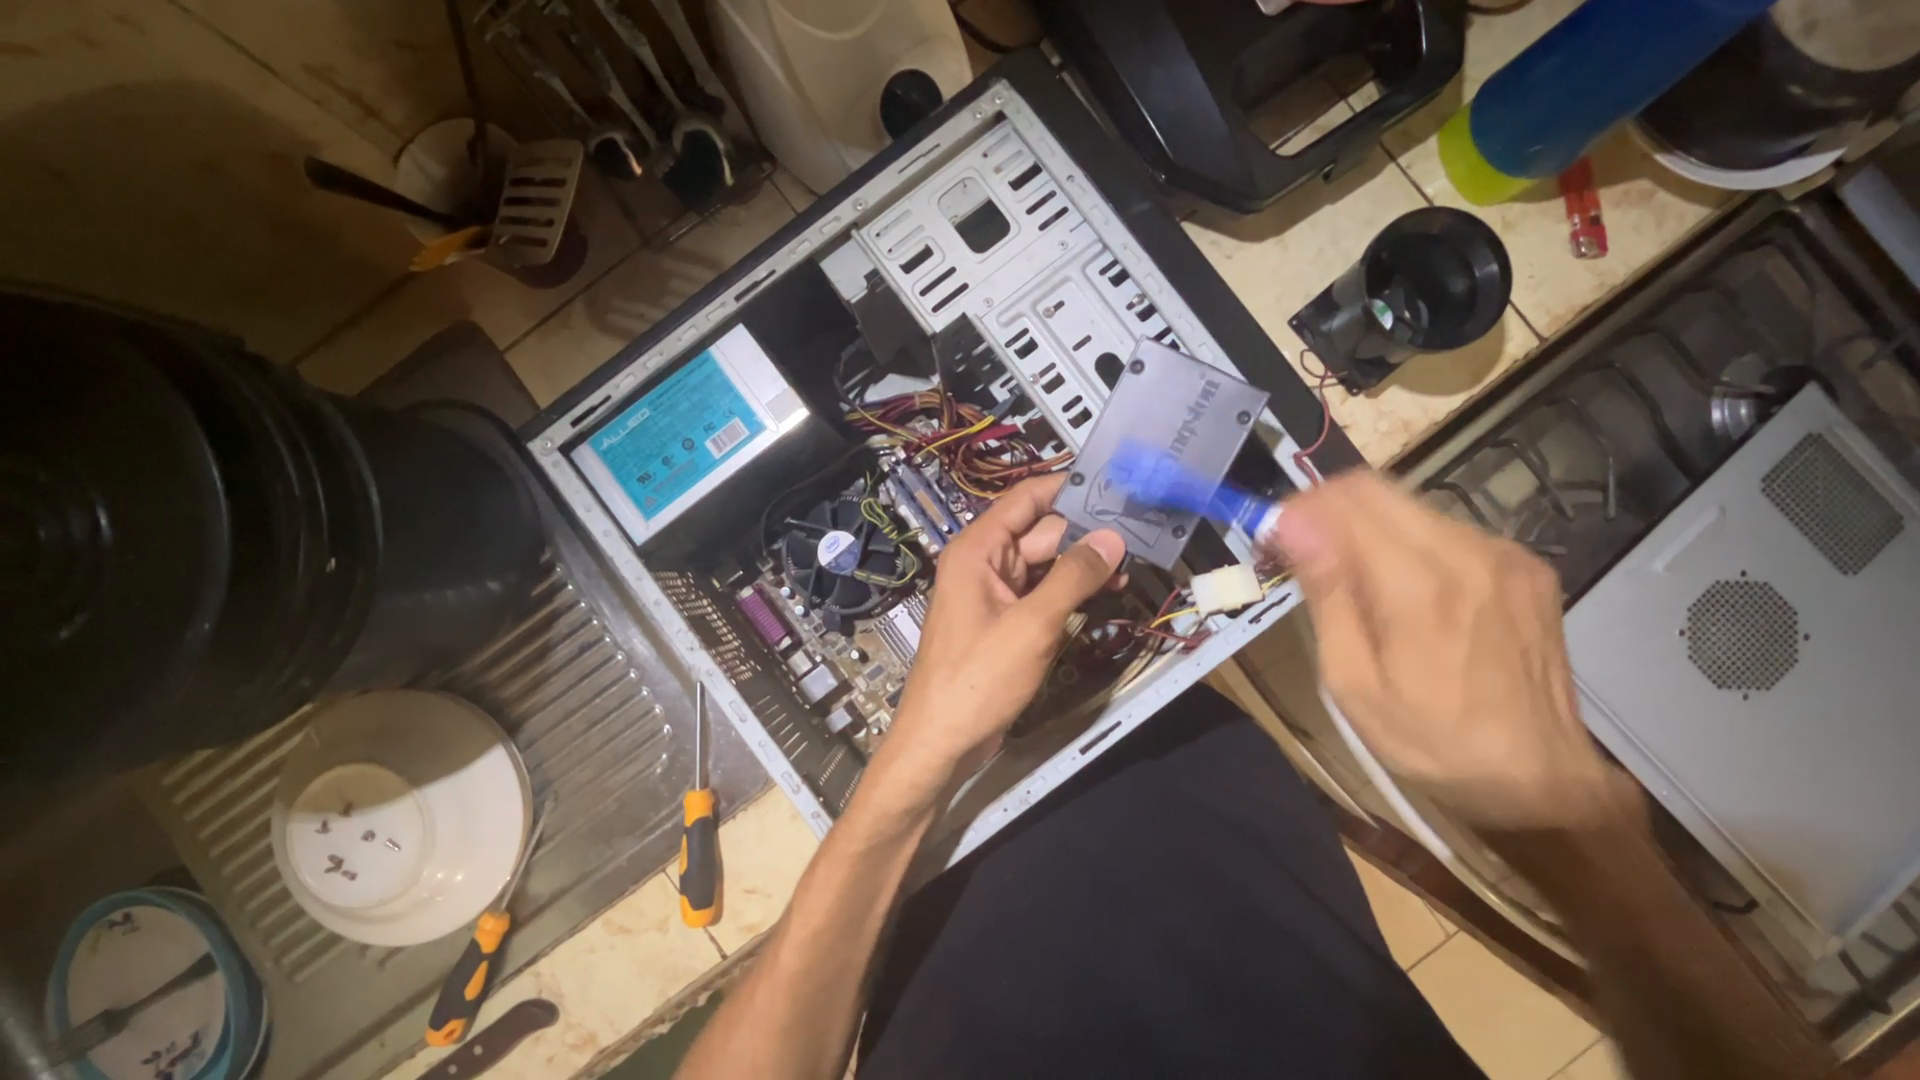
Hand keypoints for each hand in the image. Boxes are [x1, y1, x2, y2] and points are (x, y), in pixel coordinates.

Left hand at [875, 474, 1124, 797]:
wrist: (942, 739)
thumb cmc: (978, 678)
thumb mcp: (1032, 624)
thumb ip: (1073, 578)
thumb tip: (1113, 538)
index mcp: (979, 549)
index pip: (1027, 499)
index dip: (1069, 487)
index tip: (1116, 483)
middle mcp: (985, 563)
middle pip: (1042, 532)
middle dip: (1087, 531)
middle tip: (1141, 529)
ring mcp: (995, 593)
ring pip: (1046, 564)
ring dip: (1083, 564)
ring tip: (1133, 562)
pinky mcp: (1005, 621)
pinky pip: (1042, 593)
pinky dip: (1070, 591)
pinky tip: (1106, 590)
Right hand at [1267, 472, 1635, 831]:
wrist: (1541, 778)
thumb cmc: (1430, 740)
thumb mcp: (1354, 683)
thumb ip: (1328, 595)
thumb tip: (1293, 526)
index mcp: (1419, 585)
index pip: (1349, 499)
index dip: (1301, 506)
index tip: (1274, 537)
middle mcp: (1469, 553)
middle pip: (1378, 489)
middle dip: (1327, 509)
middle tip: (1301, 551)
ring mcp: (1505, 556)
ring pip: (1413, 507)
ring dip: (1368, 527)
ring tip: (1351, 577)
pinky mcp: (1527, 566)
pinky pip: (1449, 531)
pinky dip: (1410, 545)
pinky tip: (1406, 592)